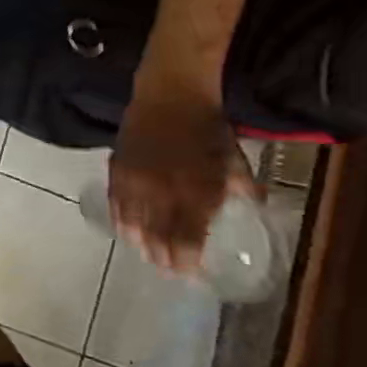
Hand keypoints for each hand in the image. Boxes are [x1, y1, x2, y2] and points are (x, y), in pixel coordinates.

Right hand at [109, 95, 257, 273]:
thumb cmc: (207, 126)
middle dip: (160, 255)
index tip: (187, 272)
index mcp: (197, 191)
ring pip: (132, 220)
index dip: (185, 258)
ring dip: (139, 239)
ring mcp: (137, 180)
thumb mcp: (234, 158)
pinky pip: (115, 199)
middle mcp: (164, 190)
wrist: (170, 94)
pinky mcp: (118, 167)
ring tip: (144, 250)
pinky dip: (120, 215)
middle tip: (164, 267)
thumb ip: (240, 187)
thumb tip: (250, 206)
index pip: (187, 236)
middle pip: (156, 234)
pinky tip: (123, 226)